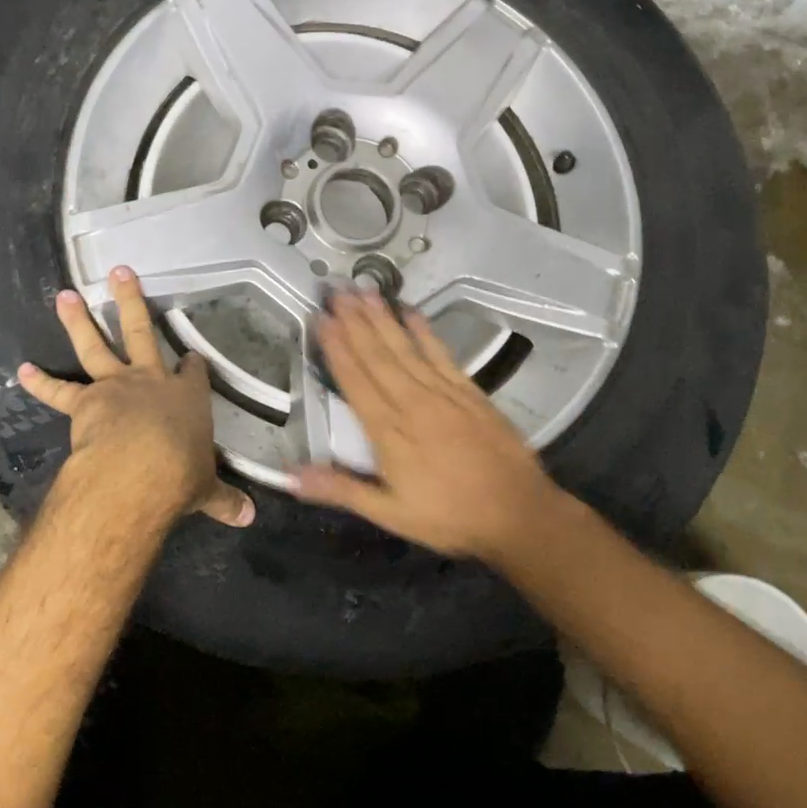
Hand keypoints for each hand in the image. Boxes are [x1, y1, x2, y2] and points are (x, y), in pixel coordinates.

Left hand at [18, 266, 253, 527]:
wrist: (138, 469)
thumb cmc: (181, 475)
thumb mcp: (207, 490)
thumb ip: (224, 500)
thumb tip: (248, 518)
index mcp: (187, 398)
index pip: (193, 373)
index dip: (193, 364)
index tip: (193, 356)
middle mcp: (151, 381)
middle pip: (142, 332)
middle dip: (131, 300)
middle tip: (120, 271)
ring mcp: (115, 386)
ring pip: (95, 346)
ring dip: (78, 320)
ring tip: (64, 295)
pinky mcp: (84, 403)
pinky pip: (58, 391)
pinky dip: (40, 382)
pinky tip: (22, 370)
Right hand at [290, 292, 565, 560]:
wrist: (517, 513)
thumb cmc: (449, 517)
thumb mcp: (389, 513)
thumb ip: (340, 489)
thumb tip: (289, 476)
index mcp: (388, 431)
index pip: (354, 379)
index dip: (335, 347)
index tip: (320, 318)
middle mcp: (412, 402)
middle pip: (377, 354)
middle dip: (354, 320)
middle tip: (336, 289)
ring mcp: (443, 393)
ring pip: (404, 347)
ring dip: (382, 318)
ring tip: (364, 290)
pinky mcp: (469, 391)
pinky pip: (440, 353)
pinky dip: (423, 331)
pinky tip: (410, 312)